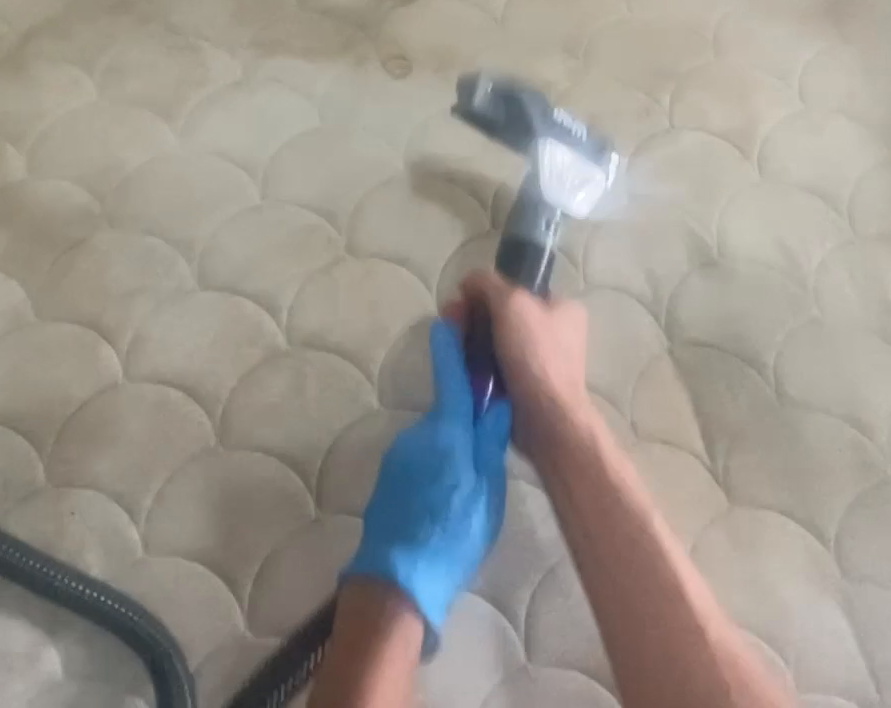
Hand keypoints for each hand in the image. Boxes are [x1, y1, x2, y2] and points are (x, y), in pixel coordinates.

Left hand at [343, 319, 513, 648]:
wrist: (398, 574)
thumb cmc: (455, 531)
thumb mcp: (489, 489)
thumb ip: (491, 442)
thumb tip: (498, 402)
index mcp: (447, 432)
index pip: (452, 378)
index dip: (451, 347)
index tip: (447, 316)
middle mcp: (419, 433)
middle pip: (448, 410)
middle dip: (468, 412)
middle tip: (492, 429)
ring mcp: (401, 455)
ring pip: (437, 438)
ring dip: (455, 446)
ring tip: (474, 481)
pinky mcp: (392, 477)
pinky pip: (423, 457)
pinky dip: (440, 464)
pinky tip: (450, 494)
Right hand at [453, 271, 592, 466]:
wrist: (548, 418)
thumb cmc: (536, 355)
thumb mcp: (512, 303)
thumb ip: (487, 282)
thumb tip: (468, 282)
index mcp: (560, 306)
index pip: (515, 286)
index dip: (486, 290)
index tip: (464, 300)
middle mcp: (553, 330)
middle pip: (500, 312)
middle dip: (472, 314)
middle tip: (451, 321)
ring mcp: (538, 358)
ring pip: (493, 338)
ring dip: (469, 338)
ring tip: (450, 342)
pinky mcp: (523, 382)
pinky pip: (493, 363)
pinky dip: (475, 361)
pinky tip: (459, 363)